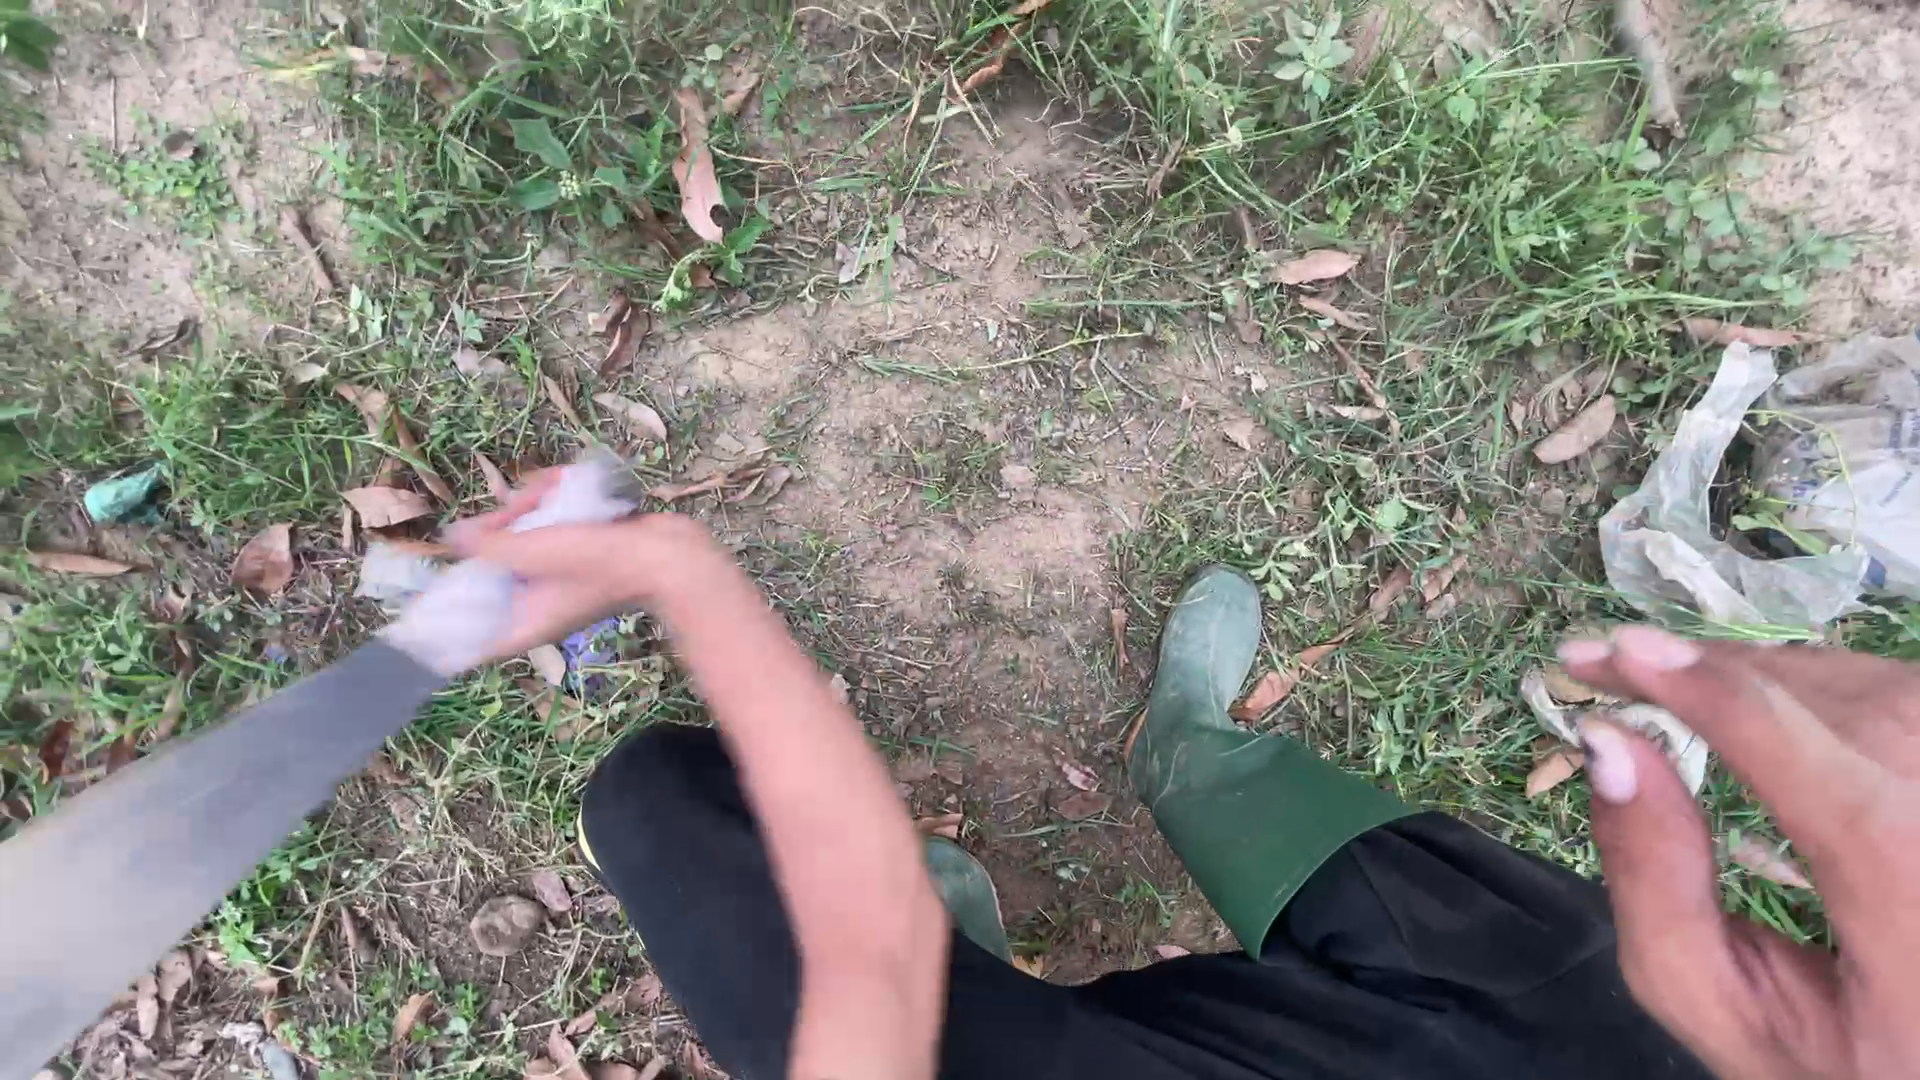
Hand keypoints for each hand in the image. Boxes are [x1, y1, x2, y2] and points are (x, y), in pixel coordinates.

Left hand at [380, 472, 720, 674]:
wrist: (670, 554)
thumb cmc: (604, 564)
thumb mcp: (535, 553)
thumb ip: (487, 547)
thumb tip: (456, 537)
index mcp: (525, 620)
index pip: (467, 638)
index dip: (440, 624)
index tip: (417, 604)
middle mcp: (538, 599)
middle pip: (491, 566)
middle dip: (500, 529)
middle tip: (516, 510)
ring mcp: (561, 573)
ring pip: (523, 535)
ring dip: (532, 505)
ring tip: (552, 489)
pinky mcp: (584, 549)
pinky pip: (553, 525)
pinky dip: (557, 502)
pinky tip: (566, 484)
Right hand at [1559, 626, 1919, 1078]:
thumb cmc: (1813, 1057)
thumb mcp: (1704, 991)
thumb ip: (1649, 873)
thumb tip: (1604, 743)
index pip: (1844, 794)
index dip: (1726, 704)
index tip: (1617, 650)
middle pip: (1867, 723)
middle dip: (1720, 674)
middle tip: (1613, 662)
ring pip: (1899, 697)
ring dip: (1766, 672)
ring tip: (1672, 679)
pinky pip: (1911, 705)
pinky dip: (1822, 682)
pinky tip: (1758, 696)